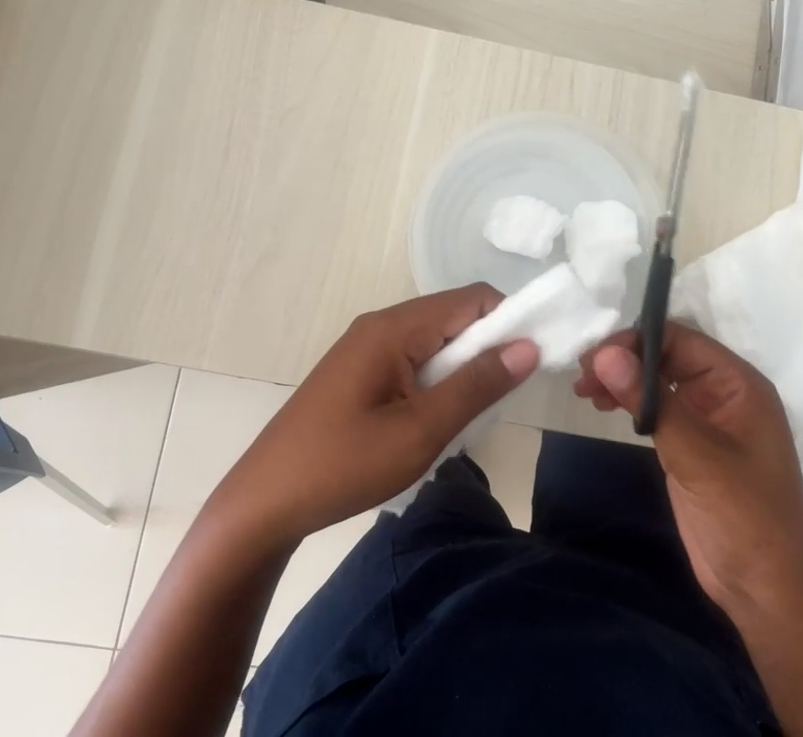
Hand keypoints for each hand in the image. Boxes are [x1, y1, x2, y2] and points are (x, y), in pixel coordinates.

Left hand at [201, 284, 540, 552]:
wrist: (264, 503)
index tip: (538, 361)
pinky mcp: (358, 374)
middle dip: (490, 348)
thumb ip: (476, 386)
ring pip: (436, 342)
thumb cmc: (342, 466)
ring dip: (464, 370)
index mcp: (394, 329)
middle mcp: (380, 326)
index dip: (512, 321)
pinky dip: (438, 382)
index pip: (472, 299)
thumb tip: (529, 346)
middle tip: (508, 397)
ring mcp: (366, 350)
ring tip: (474, 415)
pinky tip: (440, 420)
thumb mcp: (419, 431)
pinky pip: (414, 362)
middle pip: (454, 317)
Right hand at [575, 325, 802, 612]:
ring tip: (585, 392)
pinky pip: (659, 410)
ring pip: (660, 382)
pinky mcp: (693, 448)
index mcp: (740, 385)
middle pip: (668, 356)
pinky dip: (631, 404)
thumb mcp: (698, 457)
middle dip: (624, 359)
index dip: (636, 341)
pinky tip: (606, 408)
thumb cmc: (745, 518)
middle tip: (581, 378)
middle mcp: (725, 395)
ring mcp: (709, 422)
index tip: (593, 357)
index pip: (681, 339)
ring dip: (623, 381)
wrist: (768, 591)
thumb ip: (651, 403)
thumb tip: (604, 353)